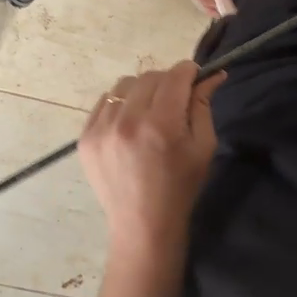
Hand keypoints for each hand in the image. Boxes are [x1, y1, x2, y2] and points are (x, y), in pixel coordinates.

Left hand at [79, 61, 224, 257]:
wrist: (143, 225)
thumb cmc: (180, 187)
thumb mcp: (203, 146)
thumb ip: (203, 106)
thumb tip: (212, 75)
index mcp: (161, 125)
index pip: (175, 75)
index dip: (188, 71)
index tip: (194, 76)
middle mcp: (127, 121)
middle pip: (149, 76)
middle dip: (166, 80)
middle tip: (174, 98)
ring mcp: (101, 129)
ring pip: (123, 85)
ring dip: (140, 90)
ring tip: (149, 111)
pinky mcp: (85, 137)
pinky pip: (104, 102)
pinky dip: (119, 105)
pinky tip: (129, 124)